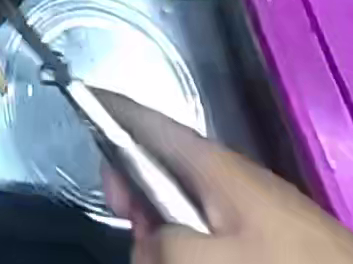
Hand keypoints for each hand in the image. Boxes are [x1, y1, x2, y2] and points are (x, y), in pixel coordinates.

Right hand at [95, 88, 352, 263]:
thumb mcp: (211, 259)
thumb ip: (163, 242)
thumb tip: (151, 241)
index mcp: (213, 164)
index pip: (148, 120)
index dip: (109, 107)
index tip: (78, 104)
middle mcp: (230, 178)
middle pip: (161, 166)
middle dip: (135, 192)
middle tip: (131, 228)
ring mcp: (254, 211)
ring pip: (185, 205)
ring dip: (165, 231)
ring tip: (164, 260)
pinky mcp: (274, 244)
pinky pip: (214, 231)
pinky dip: (192, 245)